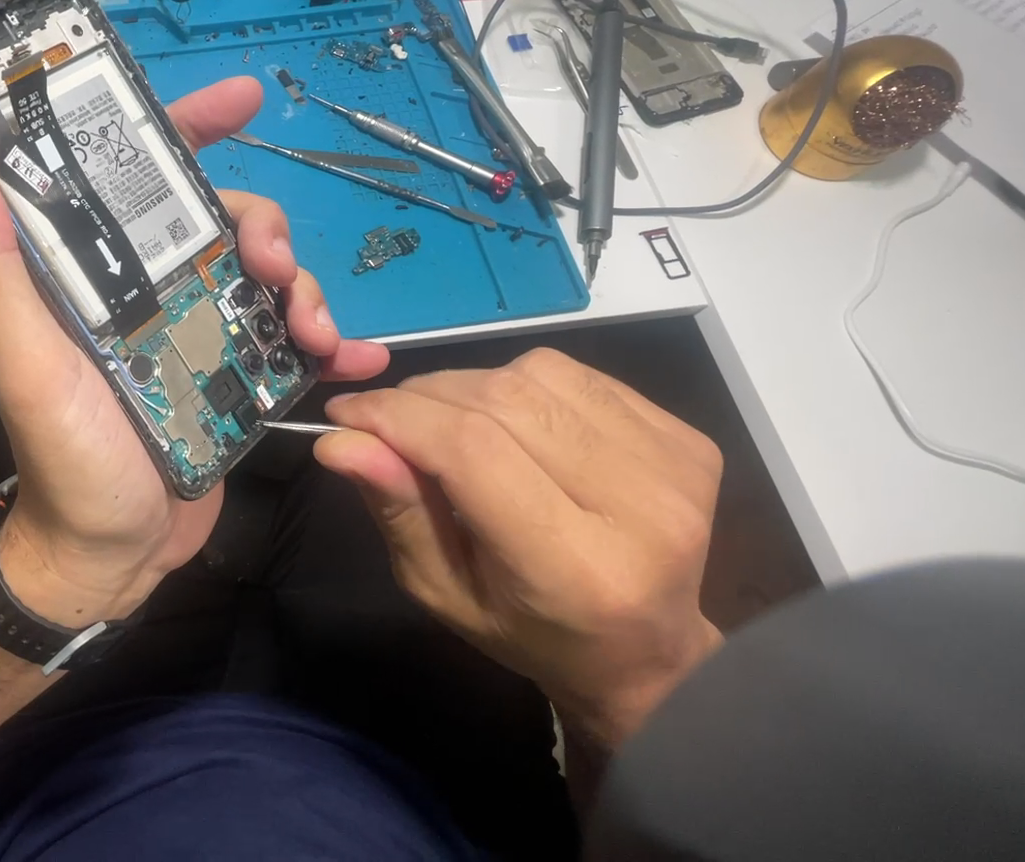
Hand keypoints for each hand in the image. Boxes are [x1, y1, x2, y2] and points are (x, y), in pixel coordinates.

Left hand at [0, 77, 388, 630]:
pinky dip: (326, 340)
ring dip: (300, 286)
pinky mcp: (229, 374)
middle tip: (275, 264)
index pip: (129, 177)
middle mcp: (141, 289)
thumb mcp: (27, 360)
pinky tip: (355, 355)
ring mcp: (192, 331)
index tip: (239, 99)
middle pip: (215, 220)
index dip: (180, 128)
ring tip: (316, 330)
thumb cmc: (64, 459)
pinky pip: (284, 338)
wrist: (111, 558)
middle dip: (260, 225)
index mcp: (90, 273)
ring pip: (260, 274)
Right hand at [314, 349, 723, 746]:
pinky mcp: (685, 435)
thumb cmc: (530, 632)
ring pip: (531, 375)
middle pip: (500, 402)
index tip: (345, 414)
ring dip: (464, 386)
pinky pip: (570, 373)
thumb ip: (396, 511)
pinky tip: (507, 421)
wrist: (650, 651)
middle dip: (419, 398)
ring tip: (445, 423)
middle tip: (383, 419)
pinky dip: (515, 383)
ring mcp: (671, 463)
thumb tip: (339, 440)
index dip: (396, 417)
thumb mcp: (441, 590)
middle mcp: (640, 506)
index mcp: (574, 566)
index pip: (472, 450)